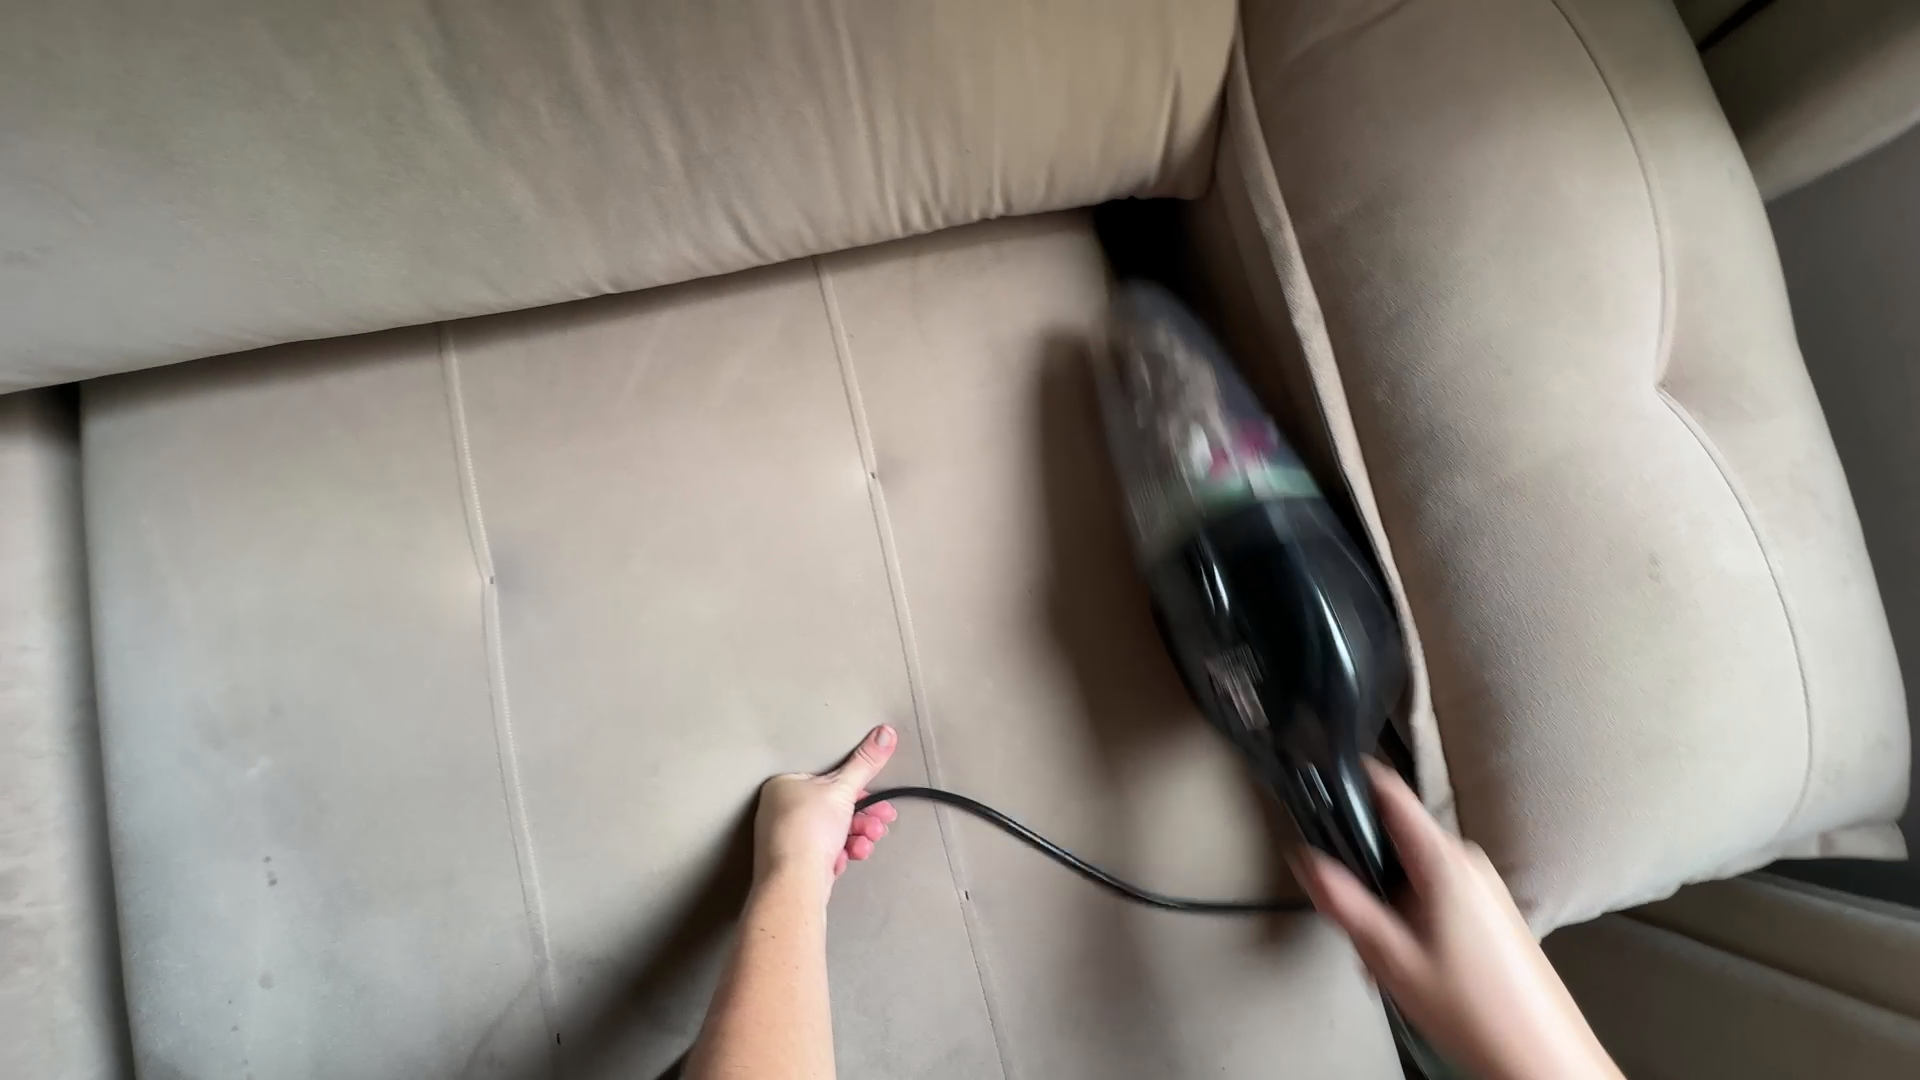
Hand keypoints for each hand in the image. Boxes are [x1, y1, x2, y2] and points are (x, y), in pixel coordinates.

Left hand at [753, 725, 899, 893]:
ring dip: (857, 835)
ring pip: (832, 831)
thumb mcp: (843, 788)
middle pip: (834, 807)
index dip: (858, 789)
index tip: (878, 800)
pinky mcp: (793, 863)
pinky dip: (840, 852)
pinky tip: (847, 858)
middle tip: (883, 821)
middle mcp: (779, 809)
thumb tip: (886, 732)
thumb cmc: (810, 829)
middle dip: (863, 817)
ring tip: (867, 844)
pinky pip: (823, 851)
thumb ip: (866, 762)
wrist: (794, 885)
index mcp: (784, 785)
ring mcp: (784, 838)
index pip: (827, 779)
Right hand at [1293, 760, 1622, 1079]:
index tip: (1320, 779)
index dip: (1351, 778)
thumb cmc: (1479, 1014)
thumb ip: (1343, 902)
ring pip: (1410, 871)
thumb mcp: (1391, 956)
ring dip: (1384, 903)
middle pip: (1392, 838)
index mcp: (1443, 861)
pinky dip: (1409, 916)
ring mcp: (1483, 887)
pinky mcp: (1491, 911)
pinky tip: (1407, 961)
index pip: (1389, 791)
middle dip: (1362, 870)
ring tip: (1382, 954)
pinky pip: (1433, 892)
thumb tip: (1305, 861)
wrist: (1551, 1067)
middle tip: (1349, 912)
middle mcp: (1467, 862)